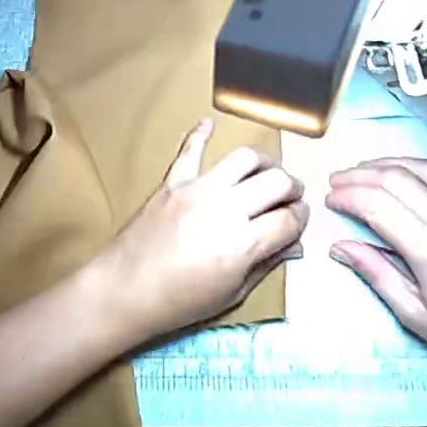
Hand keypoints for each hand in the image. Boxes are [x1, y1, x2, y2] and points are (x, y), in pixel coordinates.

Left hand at [92, 119, 309, 343]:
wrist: (124, 291)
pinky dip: (200, 134)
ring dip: (264, 163)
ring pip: (244, 159)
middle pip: (276, 183)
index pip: (289, 220)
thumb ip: (265, 265)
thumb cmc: (178, 302)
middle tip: (291, 197)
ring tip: (266, 173)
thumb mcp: (231, 294)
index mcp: (242, 245)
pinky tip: (210, 124)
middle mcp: (225, 210)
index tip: (300, 220)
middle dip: (292, 189)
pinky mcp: (173, 182)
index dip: (302, 219)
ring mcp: (197, 191)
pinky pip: (190, 150)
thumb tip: (293, 245)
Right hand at [326, 158, 426, 408]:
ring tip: (365, 170)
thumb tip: (339, 247)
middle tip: (337, 181)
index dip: (348, 197)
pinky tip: (412, 172)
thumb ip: (375, 273)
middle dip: (361, 175)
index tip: (330, 200)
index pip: (380, 206)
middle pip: (399, 179)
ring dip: (390, 164)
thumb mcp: (414, 315)